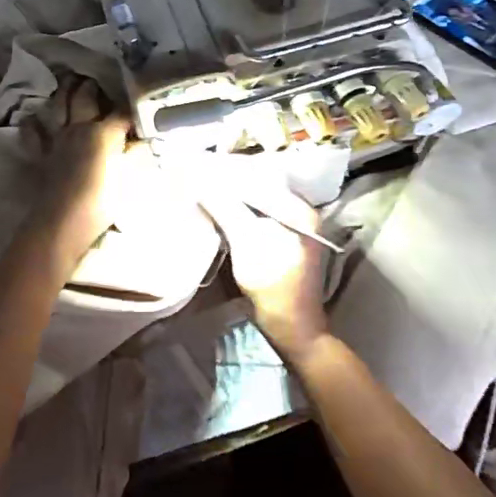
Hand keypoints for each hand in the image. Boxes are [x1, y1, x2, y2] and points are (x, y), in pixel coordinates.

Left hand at [26, 81, 132, 270]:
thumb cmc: (100, 203)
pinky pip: (34, 134)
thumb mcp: (128, 179)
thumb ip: (135, 155)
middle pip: (85, 98)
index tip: (139, 109)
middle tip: (98, 80)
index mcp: (103, 133)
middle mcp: (79, 128)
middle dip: (93, 87)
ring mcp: (57, 139)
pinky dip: (33, 124)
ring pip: (59, 107)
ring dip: (64, 93)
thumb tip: (146, 141)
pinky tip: (31, 117)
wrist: (61, 223)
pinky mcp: (42, 155)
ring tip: (69, 80)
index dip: (131, 110)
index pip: (122, 114)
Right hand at [200, 184, 327, 356]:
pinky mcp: (284, 236)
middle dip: (227, 181)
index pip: (258, 177)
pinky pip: (257, 212)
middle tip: (194, 174)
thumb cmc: (275, 290)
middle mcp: (301, 209)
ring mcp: (294, 224)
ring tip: (201, 186)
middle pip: (257, 185)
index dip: (227, 171)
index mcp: (299, 208)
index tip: (197, 165)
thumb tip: (200, 180)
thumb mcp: (247, 246)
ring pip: (255, 199)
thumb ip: (227, 210)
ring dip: (229, 194)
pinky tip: (217, 206)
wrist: (295, 331)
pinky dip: (237, 208)